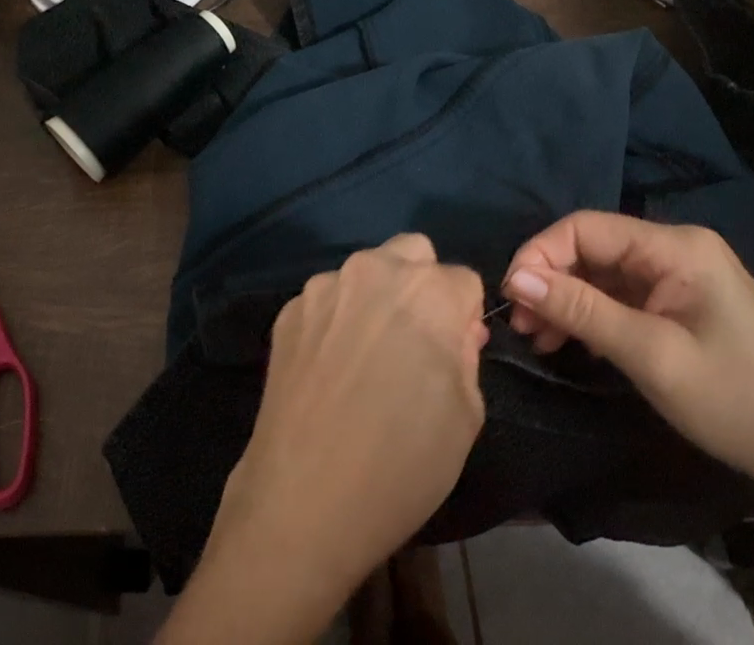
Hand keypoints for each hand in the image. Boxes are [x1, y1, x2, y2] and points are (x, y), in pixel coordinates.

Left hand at [162, 235, 486, 642]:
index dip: (463, 316)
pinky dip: (336, 318)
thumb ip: (465, 355)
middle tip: (414, 343)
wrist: (304, 497)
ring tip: (366, 358)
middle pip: (411, 255)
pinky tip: (330, 368)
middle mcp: (372, 272)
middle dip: (421, 287)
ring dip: (375, 298)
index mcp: (429, 291)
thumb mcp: (467, 414)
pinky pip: (326, 299)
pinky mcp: (286, 312)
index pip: (463, 280)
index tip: (453, 354)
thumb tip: (454, 329)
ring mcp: (322, 289)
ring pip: (363, 272)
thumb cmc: (403, 464)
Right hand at [502, 210, 753, 505]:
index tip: (511, 300)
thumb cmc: (740, 402)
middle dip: (549, 283)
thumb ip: (582, 311)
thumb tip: (516, 279)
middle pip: (590, 249)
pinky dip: (589, 316)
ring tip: (541, 342)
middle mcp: (675, 249)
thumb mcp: (652, 356)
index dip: (539, 255)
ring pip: (600, 274)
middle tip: (523, 330)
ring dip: (564, 302)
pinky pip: (619, 297)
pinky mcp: (680, 304)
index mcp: (675, 247)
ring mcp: (679, 277)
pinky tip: (571, 345)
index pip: (584, 228)